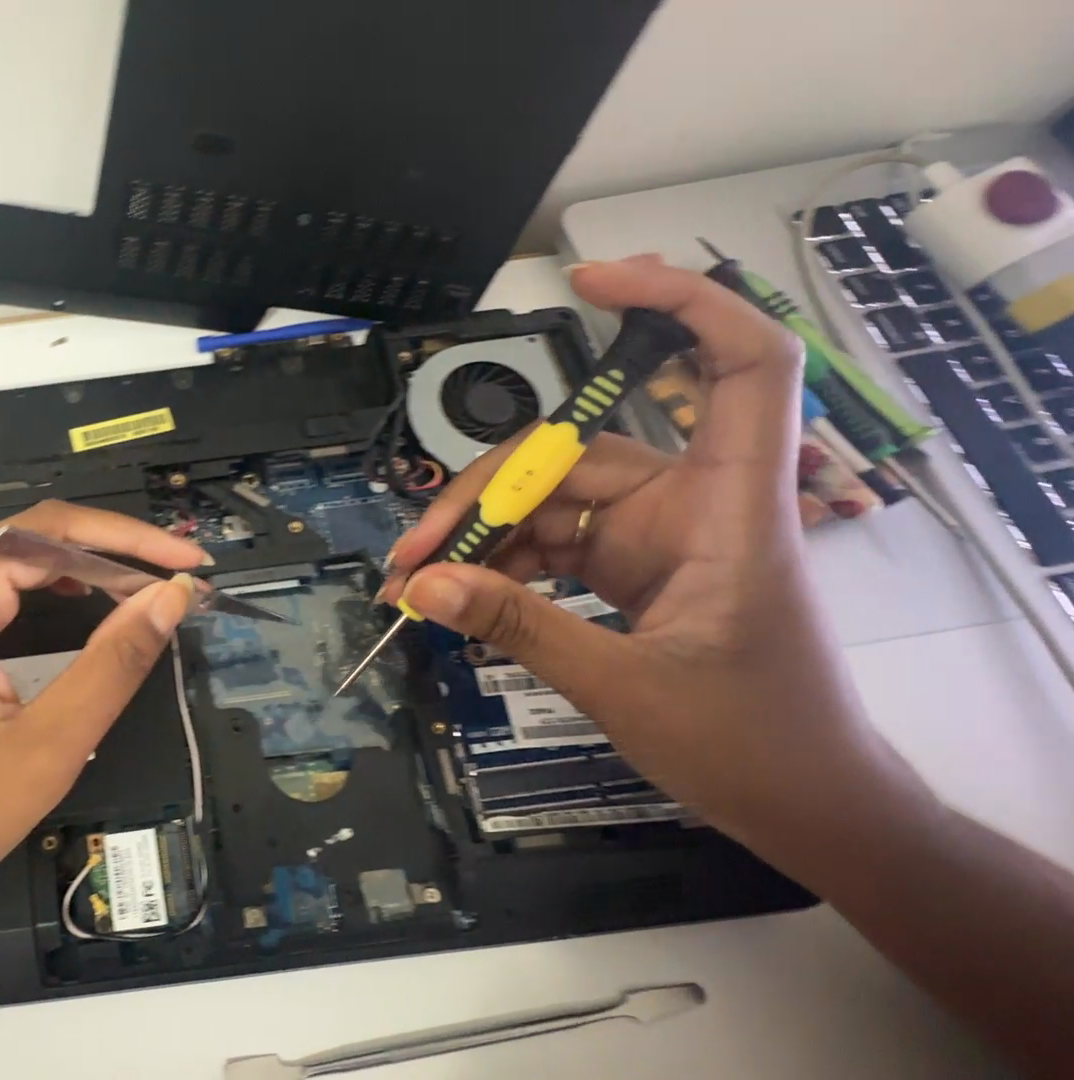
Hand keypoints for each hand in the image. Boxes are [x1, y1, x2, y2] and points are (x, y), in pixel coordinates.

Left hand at [0, 500, 204, 921]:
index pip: (45, 532)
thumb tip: (172, 596)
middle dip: (111, 553)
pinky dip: (51, 593)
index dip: (125, 538)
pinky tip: (89, 604)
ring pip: (17, 563)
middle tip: (177, 582)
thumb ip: (114, 663)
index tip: (187, 562)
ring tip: (147, 591)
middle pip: (31, 540)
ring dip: (86, 571)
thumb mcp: (48, 744)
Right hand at [382, 257, 880, 838]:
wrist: (807, 810)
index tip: (592, 281)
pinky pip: (547, 547)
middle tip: (414, 555)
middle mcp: (688, 505)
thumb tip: (425, 586)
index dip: (678, 305)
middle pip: (574, 457)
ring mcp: (653, 537)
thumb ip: (520, 628)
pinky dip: (497, 569)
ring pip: (547, 505)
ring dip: (476, 542)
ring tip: (413, 585)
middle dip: (484, 499)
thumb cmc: (753, 746)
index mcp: (727, 509)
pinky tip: (451, 597)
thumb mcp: (622, 687)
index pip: (735, 368)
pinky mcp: (627, 570)